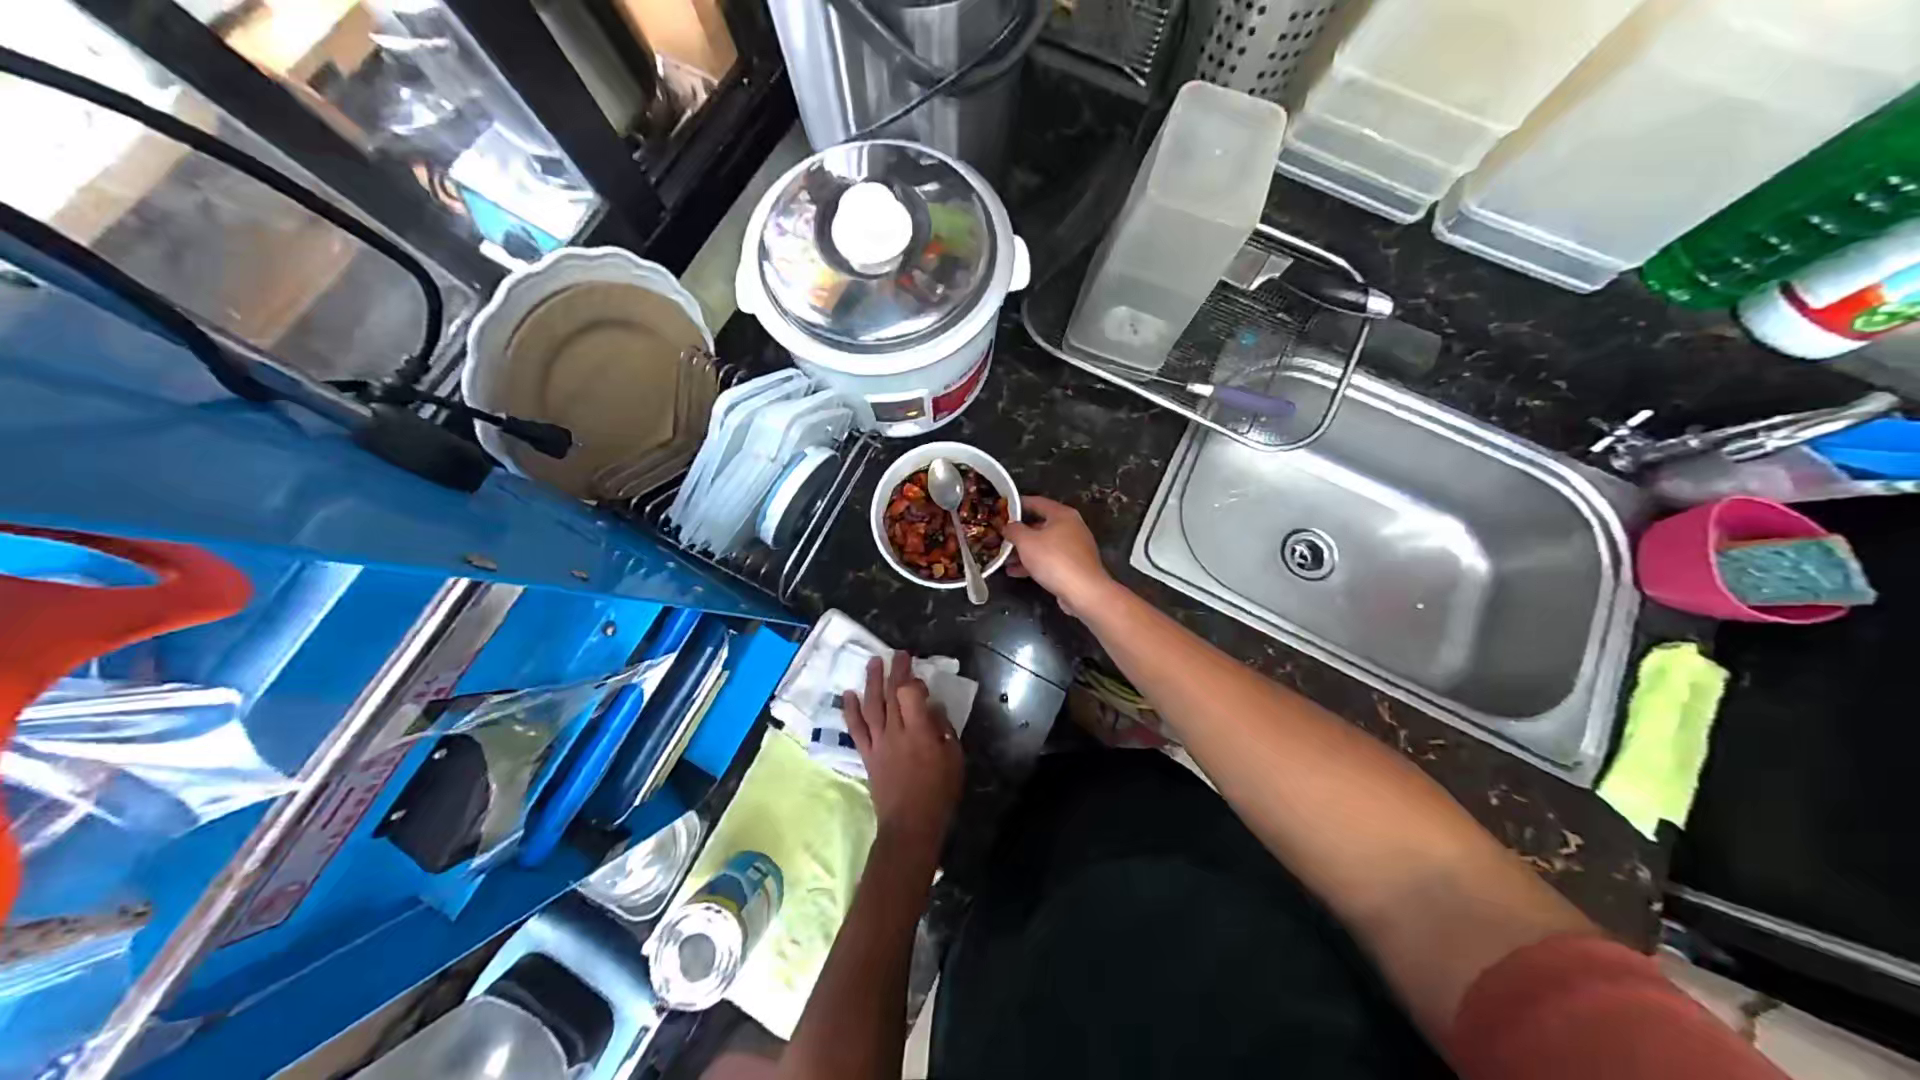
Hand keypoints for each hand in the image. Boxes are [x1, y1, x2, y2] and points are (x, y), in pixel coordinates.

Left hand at [841, 651, 962, 856]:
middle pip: (891, 694)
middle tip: (899, 654)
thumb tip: (933, 710)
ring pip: (872, 705)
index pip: (910, 694)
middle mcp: (895, 732)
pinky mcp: (867, 754)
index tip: (921, 678)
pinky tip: (849, 693)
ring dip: (872, 681)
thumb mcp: (954, 760)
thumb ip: (944, 730)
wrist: (909, 825)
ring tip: (873, 662)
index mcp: (919, 731)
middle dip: (895, 671)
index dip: (914, 681)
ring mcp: (878, 742)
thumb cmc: (939, 793)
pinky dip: (851, 709)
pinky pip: (856, 728)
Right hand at [1003, 496, 1116, 616]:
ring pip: (1043, 545)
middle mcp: (1071, 527)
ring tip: (1004, 558)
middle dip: (1018, 533)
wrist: (1084, 592)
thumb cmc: (1054, 560)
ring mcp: (1074, 548)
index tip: (1002, 508)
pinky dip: (1033, 563)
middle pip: (1040, 525)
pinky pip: (1049, 560)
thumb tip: (1008, 525)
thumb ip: (1014, 530)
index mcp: (1062, 515)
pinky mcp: (1073, 566)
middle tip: (1000, 536)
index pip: (1037, 502)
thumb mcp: (1027, 542)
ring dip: (1023, 551)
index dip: (1018, 504)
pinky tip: (1015, 572)